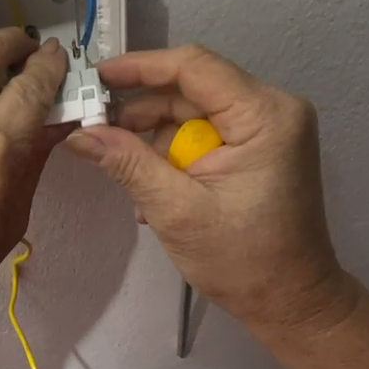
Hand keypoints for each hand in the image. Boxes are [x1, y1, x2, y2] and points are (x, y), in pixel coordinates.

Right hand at [64, 45, 356, 335]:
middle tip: (93, 130)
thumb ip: (127, 164)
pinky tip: (150, 188)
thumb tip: (79, 134)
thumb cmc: (242, 259)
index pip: (193, 67)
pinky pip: (202, 135)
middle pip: (189, 90)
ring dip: (151, 140)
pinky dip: (171, 156)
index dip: (139, 67)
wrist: (290, 301)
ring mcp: (265, 130)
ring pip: (190, 114)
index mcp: (264, 115)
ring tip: (122, 172)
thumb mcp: (175, 210)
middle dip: (139, 111)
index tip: (95, 77)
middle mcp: (271, 110)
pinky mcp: (256, 149)